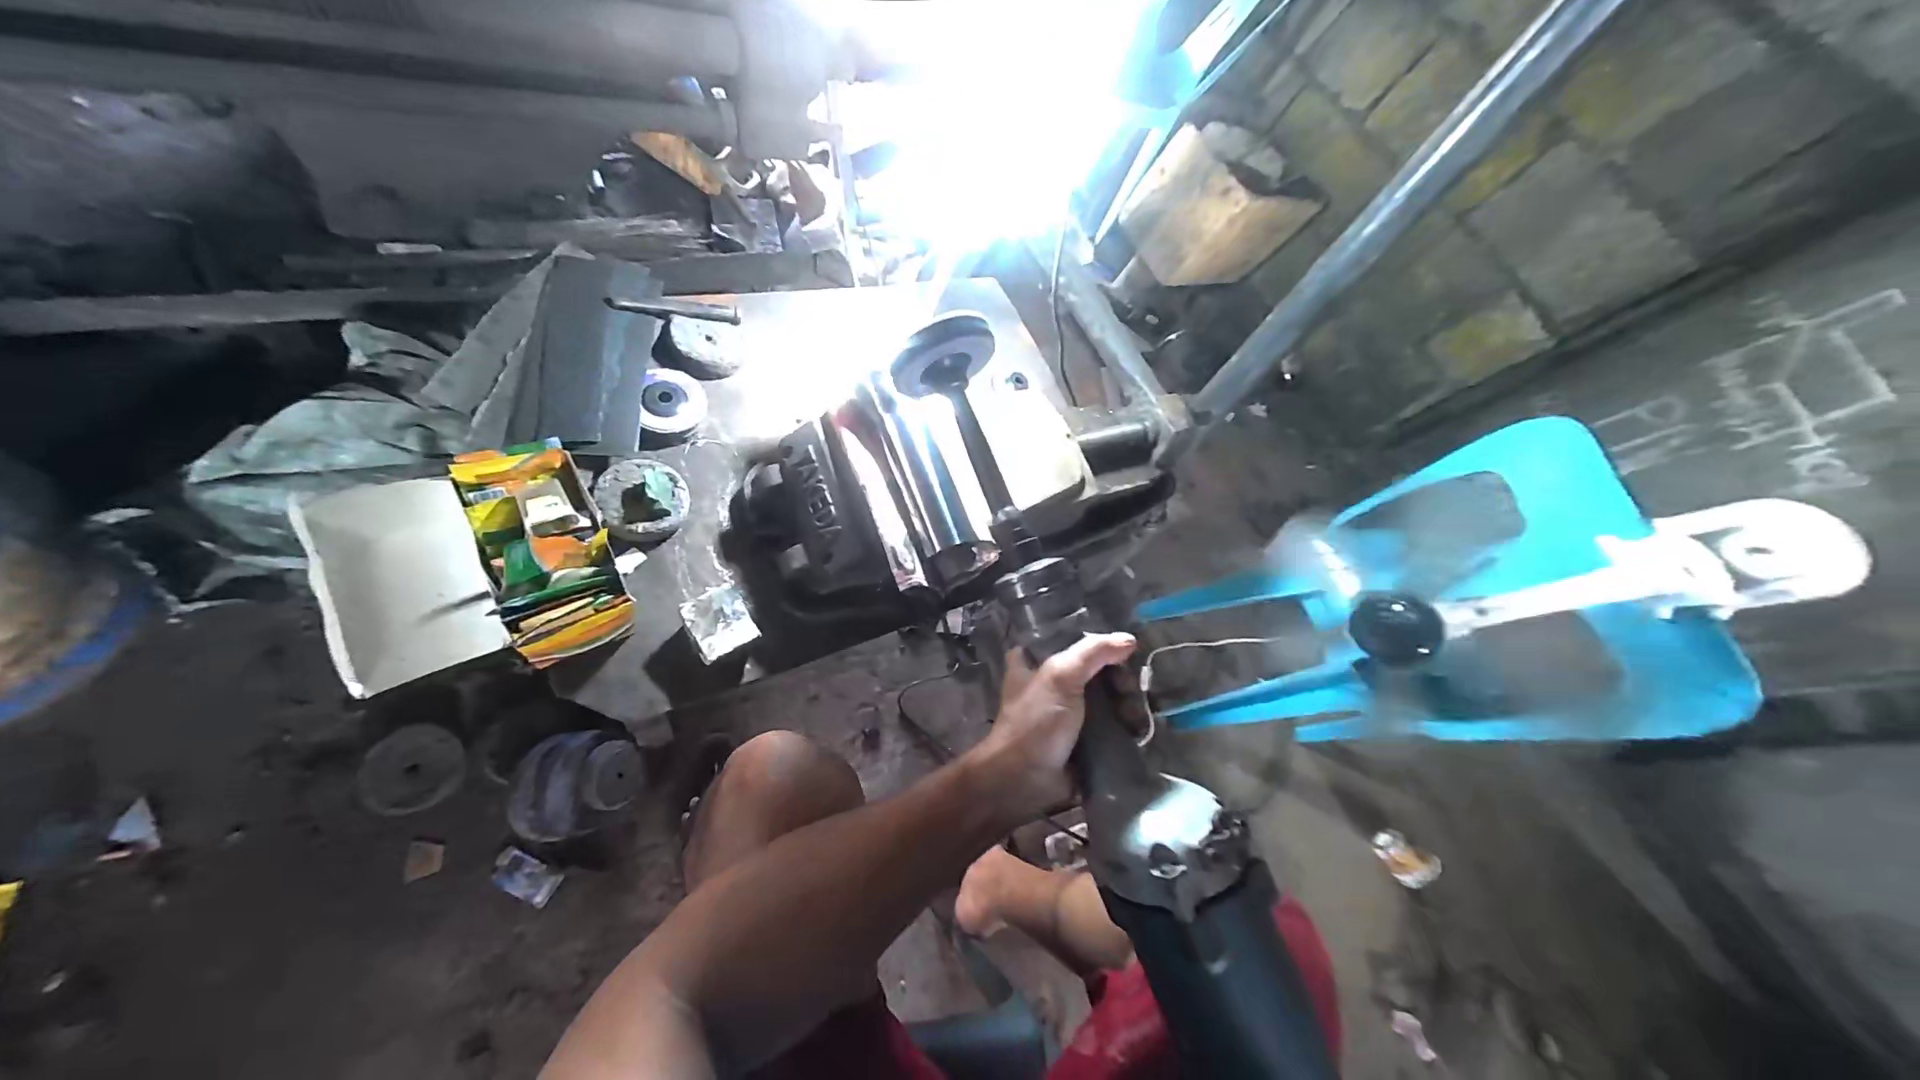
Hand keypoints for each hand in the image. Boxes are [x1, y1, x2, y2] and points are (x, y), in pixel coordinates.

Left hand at [964, 632, 1136, 823]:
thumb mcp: (1060, 676)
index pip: (1070, 640)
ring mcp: (1069, 714)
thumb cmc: (1035, 722)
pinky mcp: (1083, 740)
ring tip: (1137, 713)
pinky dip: (1127, 726)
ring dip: (1126, 704)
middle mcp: (1052, 684)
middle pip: (1096, 670)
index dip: (1095, 642)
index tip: (1122, 647)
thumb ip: (1093, 653)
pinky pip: (1111, 726)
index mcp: (1036, 661)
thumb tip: (1129, 640)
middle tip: (1132, 687)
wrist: (1023, 780)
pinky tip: (1141, 727)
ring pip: (1107, 699)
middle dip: (1119, 678)